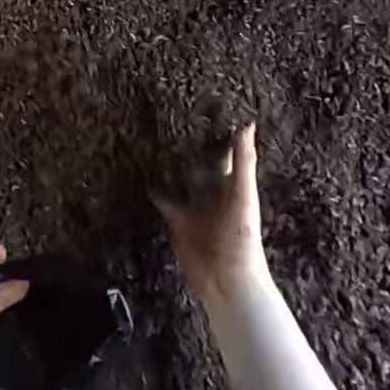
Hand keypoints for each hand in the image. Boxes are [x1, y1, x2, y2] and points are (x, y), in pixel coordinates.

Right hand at [153, 124, 269, 302]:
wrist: (228, 282)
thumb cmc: (242, 237)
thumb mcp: (243, 195)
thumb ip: (243, 161)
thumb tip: (247, 124)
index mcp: (230, 183)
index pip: (222, 151)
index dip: (214, 132)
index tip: (200, 107)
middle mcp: (211, 191)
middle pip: (197, 163)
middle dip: (186, 146)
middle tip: (167, 118)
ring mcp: (193, 206)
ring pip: (178, 178)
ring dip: (168, 164)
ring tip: (150, 140)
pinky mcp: (177, 221)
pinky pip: (164, 200)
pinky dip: (154, 188)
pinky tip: (141, 173)